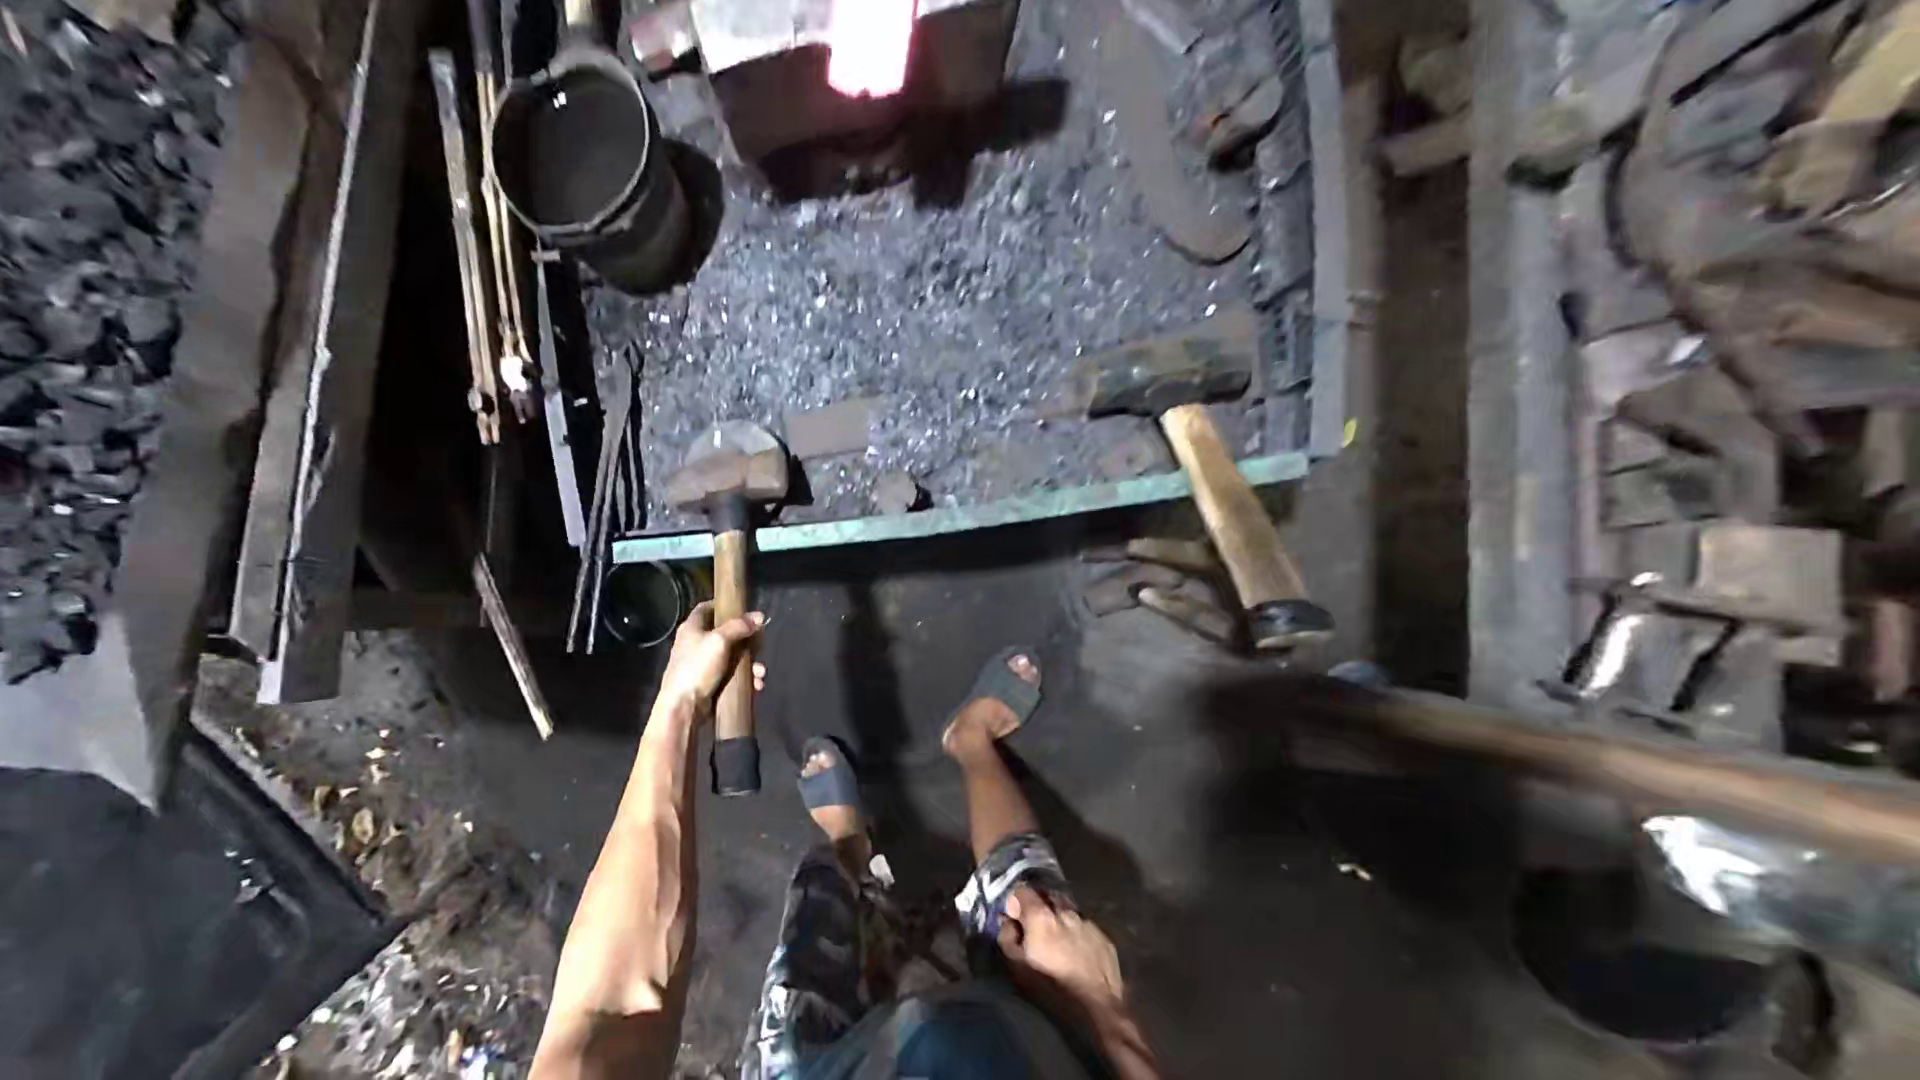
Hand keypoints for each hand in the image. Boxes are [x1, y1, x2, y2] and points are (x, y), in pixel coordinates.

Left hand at [657, 602, 765, 710]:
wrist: (683, 707)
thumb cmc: (698, 668)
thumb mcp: (719, 641)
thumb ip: (739, 626)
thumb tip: (759, 616)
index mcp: (692, 628)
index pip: (706, 608)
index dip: (723, 605)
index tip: (743, 607)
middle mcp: (696, 643)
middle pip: (726, 633)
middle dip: (747, 639)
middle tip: (760, 642)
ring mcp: (704, 664)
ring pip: (733, 656)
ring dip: (750, 663)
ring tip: (760, 672)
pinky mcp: (711, 682)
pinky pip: (733, 675)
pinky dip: (746, 678)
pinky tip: (756, 684)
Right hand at [996, 887, 1126, 1014]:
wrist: (1099, 1010)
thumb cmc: (1051, 990)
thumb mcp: (1017, 967)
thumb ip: (1007, 937)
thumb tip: (1007, 920)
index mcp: (1041, 915)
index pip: (1023, 890)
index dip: (1016, 901)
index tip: (1015, 916)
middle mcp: (1065, 910)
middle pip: (1047, 895)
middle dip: (1039, 905)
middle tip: (1034, 925)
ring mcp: (1087, 922)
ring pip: (1068, 909)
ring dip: (1059, 917)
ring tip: (1057, 938)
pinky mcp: (1104, 936)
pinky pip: (1085, 925)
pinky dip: (1076, 932)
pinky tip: (1077, 951)